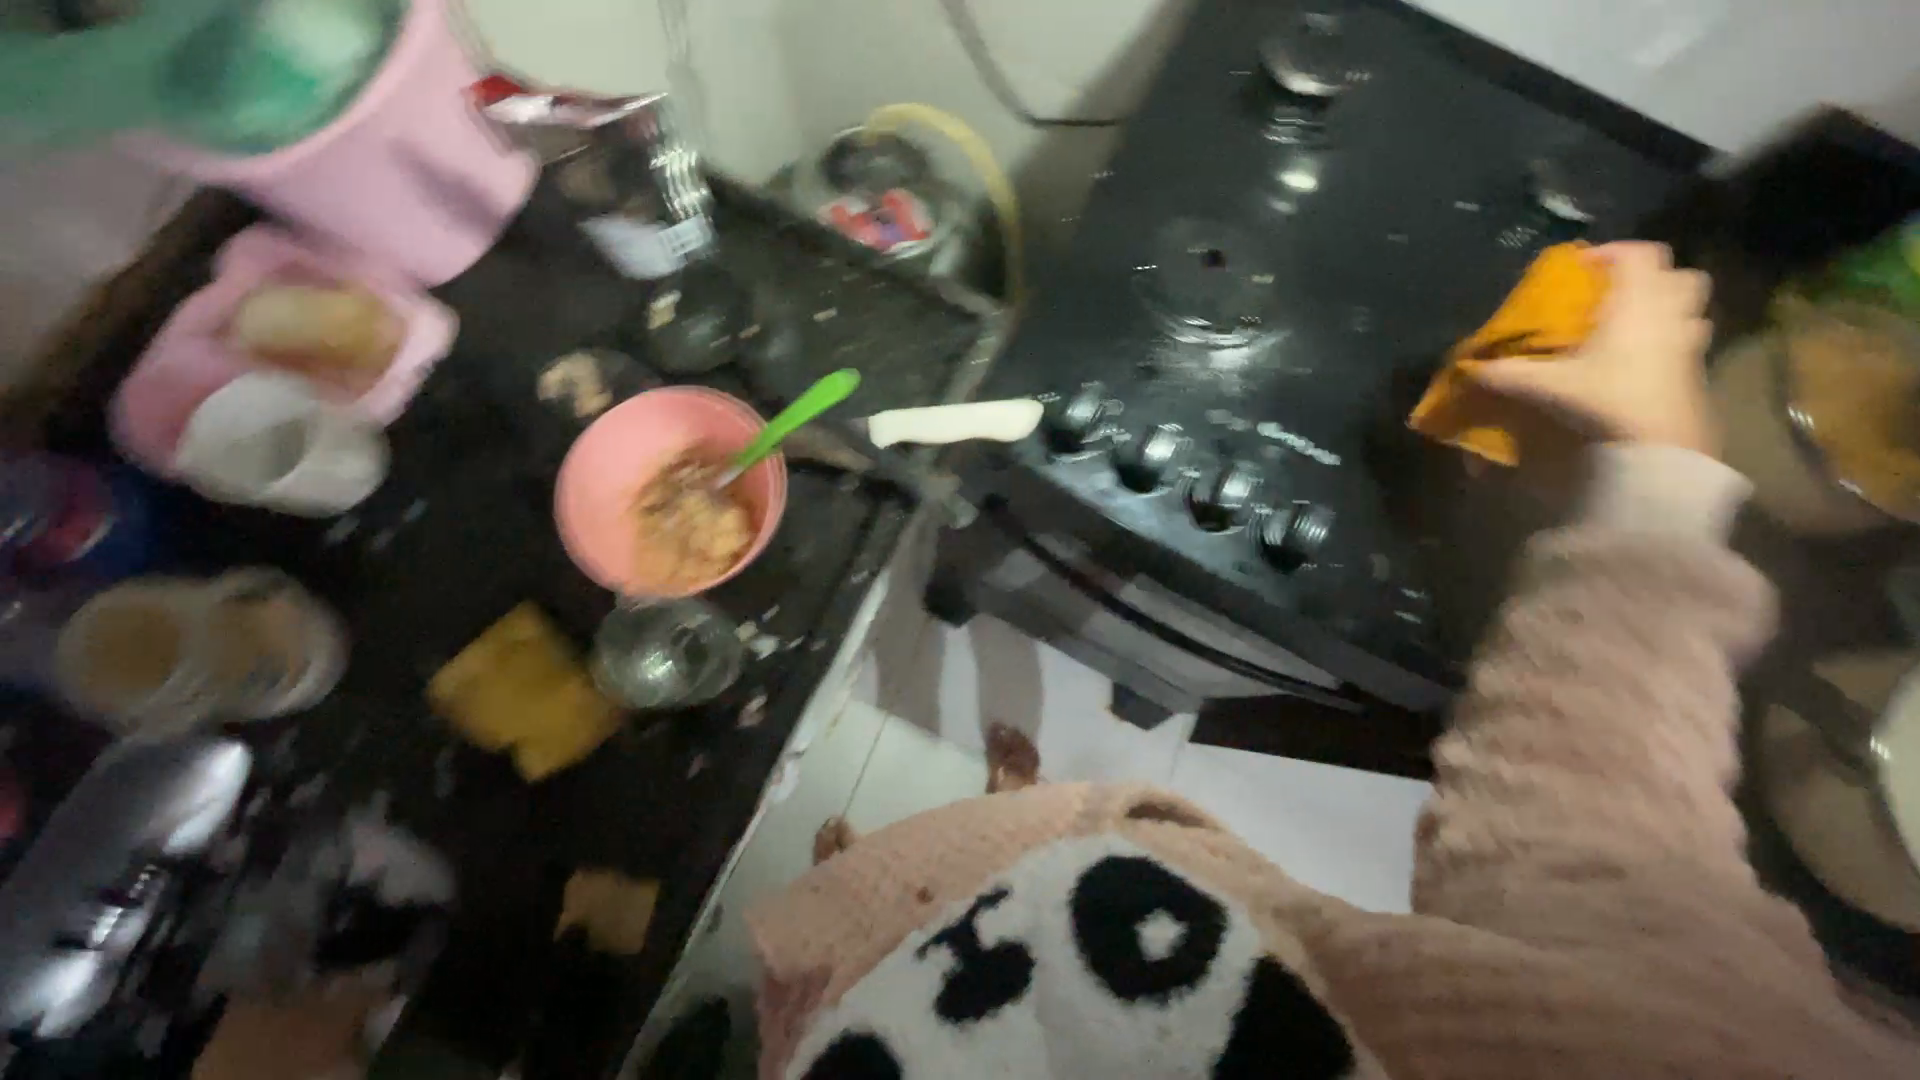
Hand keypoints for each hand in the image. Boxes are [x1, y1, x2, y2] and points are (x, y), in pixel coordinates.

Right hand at [1470, 242, 1716, 455]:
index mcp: (1636, 305)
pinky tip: (1637, 360)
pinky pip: (1686, 340)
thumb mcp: (1546, 386)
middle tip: (1614, 295)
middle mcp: (1667, 315)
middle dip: (1649, 278)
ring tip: (1629, 325)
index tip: (1582, 265)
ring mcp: (1687, 342)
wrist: (1659, 443)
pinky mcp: (1693, 370)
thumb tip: (1469, 369)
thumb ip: (1506, 374)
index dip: (1611, 252)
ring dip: (1664, 307)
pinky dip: (1665, 340)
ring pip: (1689, 307)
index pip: (1637, 255)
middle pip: (1676, 274)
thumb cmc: (1606, 398)